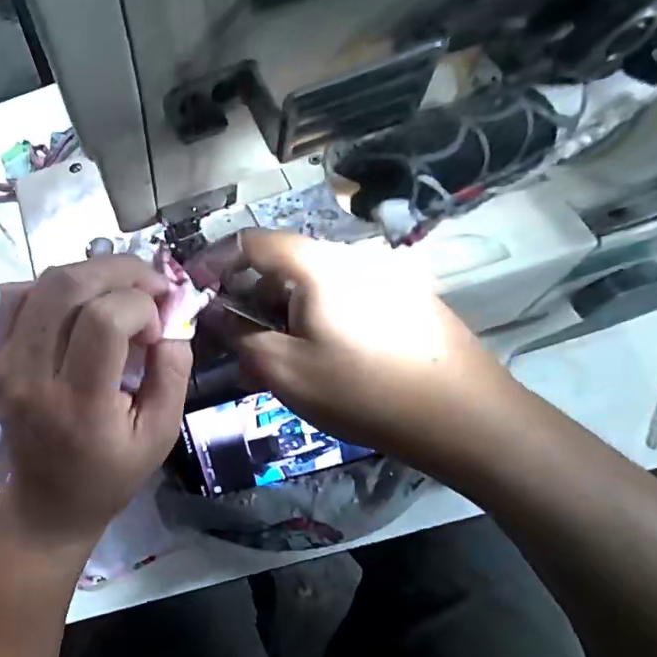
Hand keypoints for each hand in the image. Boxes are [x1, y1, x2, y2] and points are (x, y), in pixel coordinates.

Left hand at [0, 256, 192, 549]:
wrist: (48, 503)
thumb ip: (172, 373)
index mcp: (79, 402)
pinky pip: (15, 296)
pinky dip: (52, 286)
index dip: (141, 306)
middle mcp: (33, 374)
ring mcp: (7, 362)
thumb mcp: (160, 435)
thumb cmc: (110, 475)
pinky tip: (80, 301)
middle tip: (150, 284)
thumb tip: (171, 318)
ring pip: (41, 282)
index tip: (158, 328)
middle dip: (119, 270)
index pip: (104, 320)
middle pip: (67, 286)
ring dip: (89, 272)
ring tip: (120, 288)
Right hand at [206, 230, 518, 472]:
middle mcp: (353, 255)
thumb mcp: (283, 370)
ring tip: (281, 356)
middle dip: (250, 295)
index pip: (251, 241)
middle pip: (284, 262)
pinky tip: (325, 357)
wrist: (462, 416)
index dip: (214, 261)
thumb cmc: (362, 391)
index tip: (194, 291)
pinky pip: (345, 296)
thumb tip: (212, 312)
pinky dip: (318, 316)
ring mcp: (386, 273)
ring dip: (284, 310)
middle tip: (237, 338)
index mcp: (318, 263)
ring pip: (315, 282)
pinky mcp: (407, 297)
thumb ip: (237, 335)